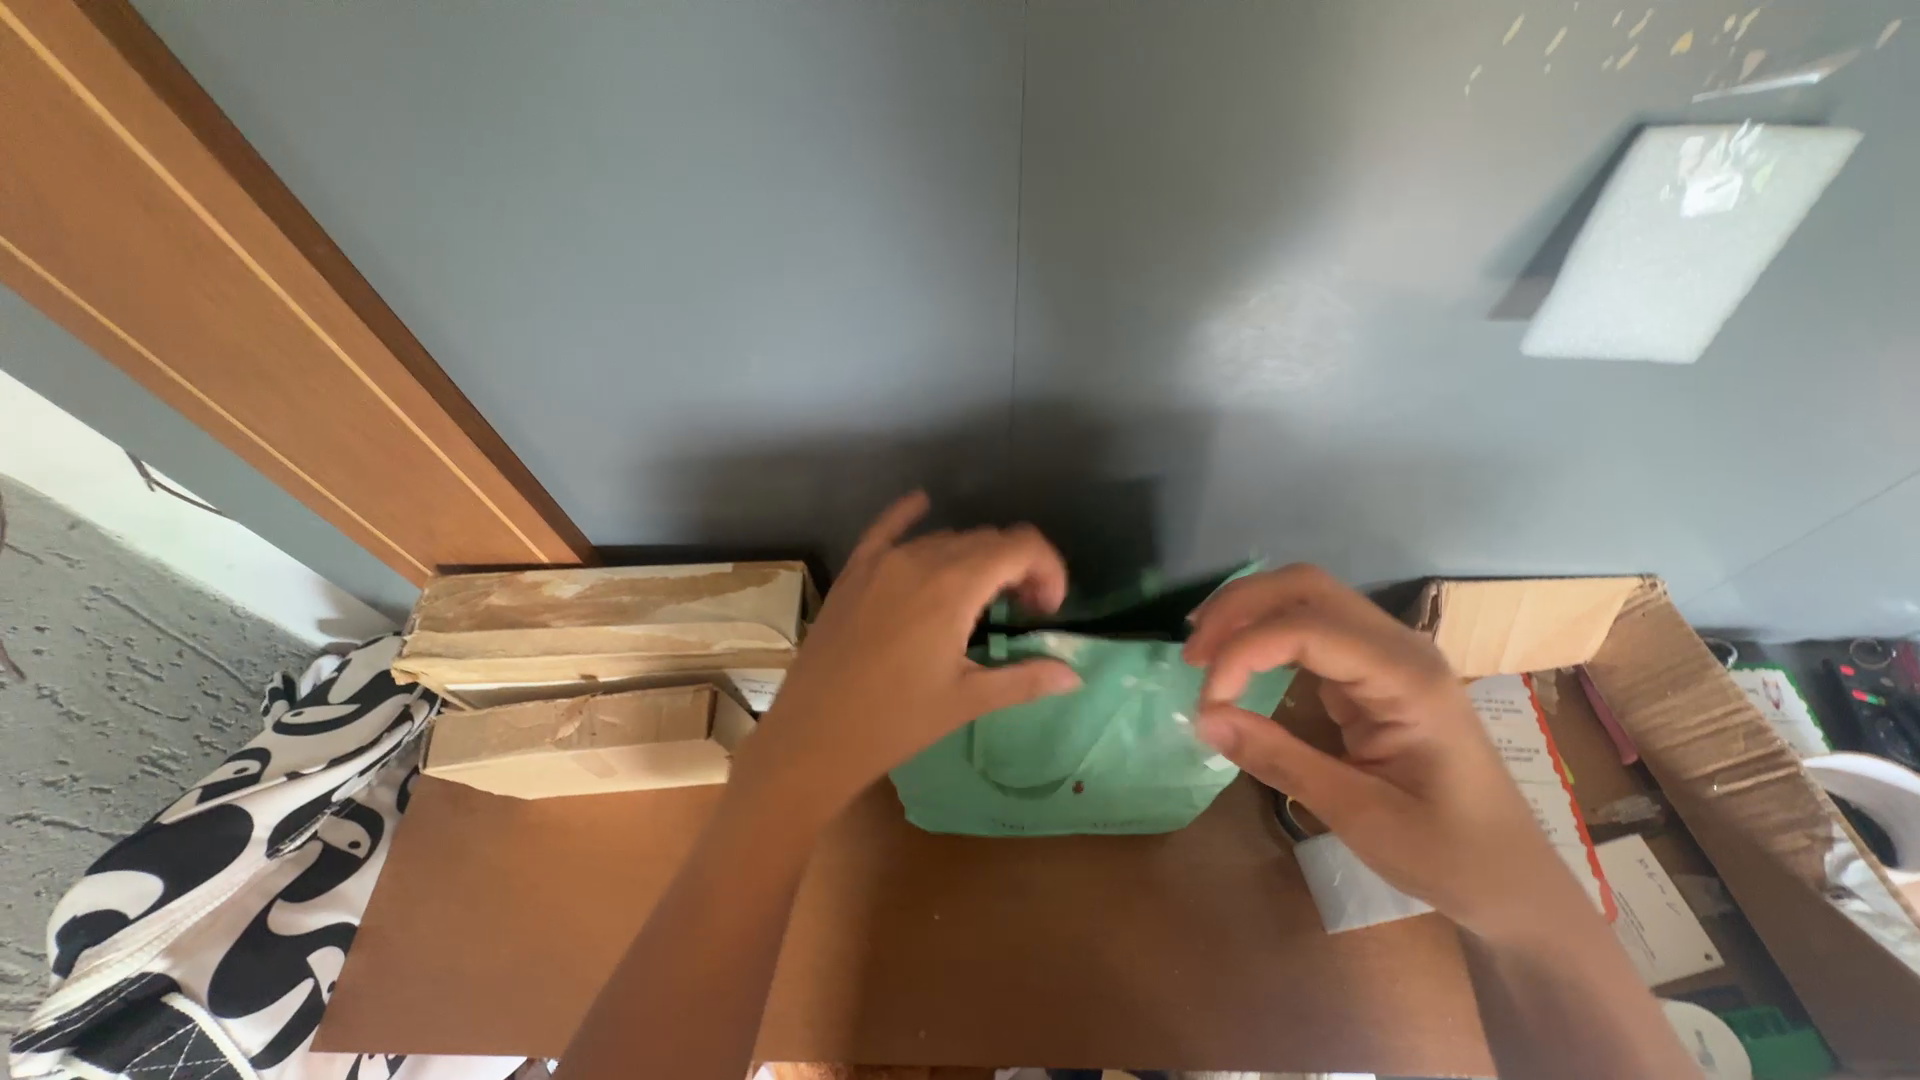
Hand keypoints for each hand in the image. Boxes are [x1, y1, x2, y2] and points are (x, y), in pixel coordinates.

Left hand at [732, 492, 1081, 821]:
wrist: (812, 738)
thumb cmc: (895, 723)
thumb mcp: (967, 701)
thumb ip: (1025, 678)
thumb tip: (1074, 675)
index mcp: (954, 586)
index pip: (1020, 546)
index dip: (1048, 569)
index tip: (1047, 610)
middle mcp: (919, 559)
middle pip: (986, 540)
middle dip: (1017, 567)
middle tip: (1021, 613)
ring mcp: (881, 562)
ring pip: (944, 538)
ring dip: (974, 557)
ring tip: (980, 599)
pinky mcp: (853, 572)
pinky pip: (886, 527)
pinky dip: (910, 514)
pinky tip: (922, 503)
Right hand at [1182, 565, 1585, 940]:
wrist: (1513, 882)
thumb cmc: (1450, 855)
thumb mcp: (1359, 816)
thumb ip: (1279, 758)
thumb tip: (1203, 719)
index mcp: (1407, 678)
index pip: (1305, 629)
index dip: (1242, 653)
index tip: (1207, 704)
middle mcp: (1400, 648)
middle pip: (1306, 588)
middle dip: (1238, 608)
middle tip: (1192, 653)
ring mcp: (1390, 655)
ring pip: (1307, 598)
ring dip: (1248, 614)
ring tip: (1203, 650)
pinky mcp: (1376, 672)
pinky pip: (1313, 630)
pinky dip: (1266, 636)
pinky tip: (1237, 661)